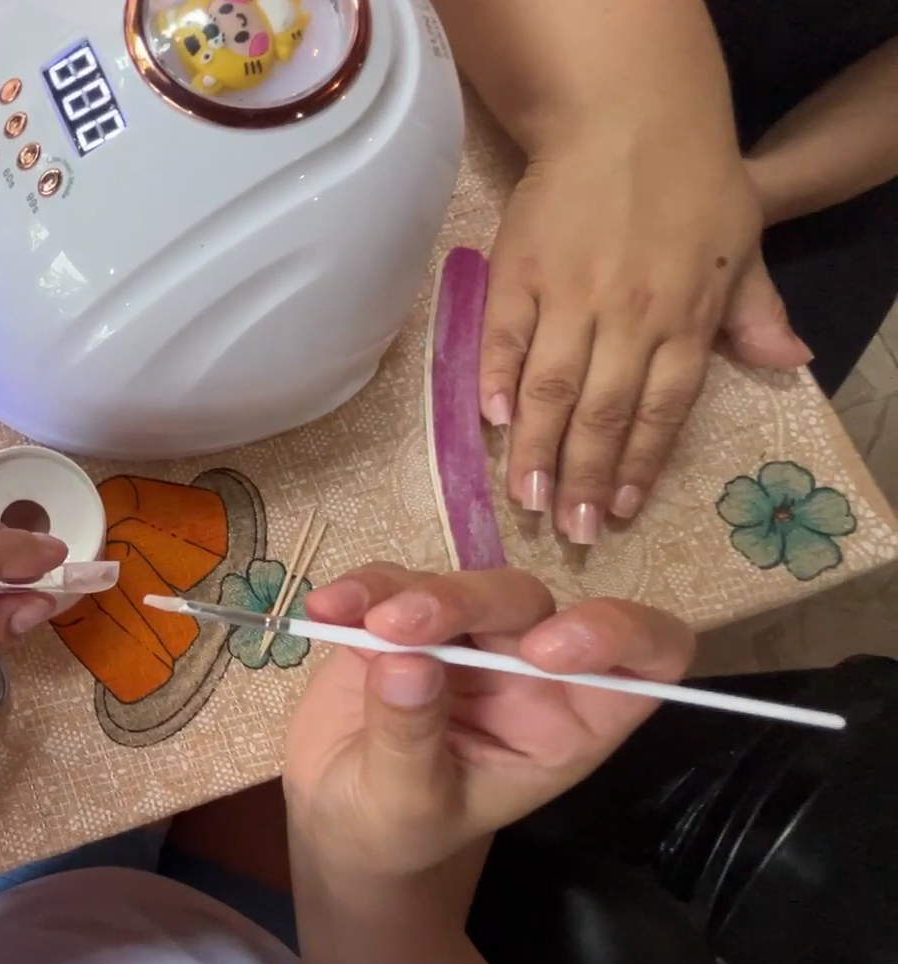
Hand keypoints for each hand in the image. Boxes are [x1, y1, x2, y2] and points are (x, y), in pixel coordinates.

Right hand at [282, 563, 693, 878]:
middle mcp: (519, 672)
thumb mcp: (409, 801)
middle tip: (393, 626)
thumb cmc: (393, 829)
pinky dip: (355, 590)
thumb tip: (406, 661)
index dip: (614, 635)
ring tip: (338, 613)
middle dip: (462, 603)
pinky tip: (323, 608)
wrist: (336, 816)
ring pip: (450, 584)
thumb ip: (412, 737)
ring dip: (396, 592)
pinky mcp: (394, 627)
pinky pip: (385, 586)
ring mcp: (454, 642)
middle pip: (522, 605)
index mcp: (561, 723)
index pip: (639, 659)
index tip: (545, 650)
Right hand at [481, 128, 811, 540]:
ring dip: (539, 448)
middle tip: (571, 529)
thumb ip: (751, 308)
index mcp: (687, 312)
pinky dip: (497, 382)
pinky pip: (504, 342)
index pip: (664, 406)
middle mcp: (631, 313)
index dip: (641, 464)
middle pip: (605, 411)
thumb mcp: (740, 242)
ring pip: (553, 388)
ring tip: (526, 499)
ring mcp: (568, 297)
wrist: (624, 119)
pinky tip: (494, 424)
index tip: (621, 512)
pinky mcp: (516, 280)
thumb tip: (784, 363)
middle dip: (588, 476)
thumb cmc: (685, 184)